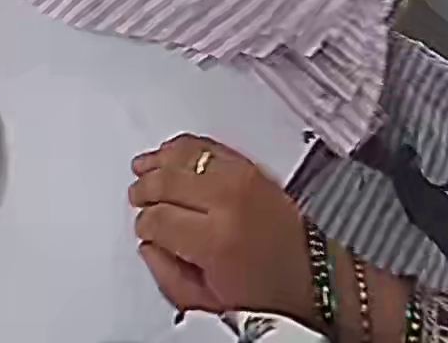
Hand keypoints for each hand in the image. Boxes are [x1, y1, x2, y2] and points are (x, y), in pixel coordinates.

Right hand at [128, 134, 316, 321]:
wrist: (310, 273)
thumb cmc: (268, 293)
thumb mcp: (210, 303)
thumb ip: (169, 275)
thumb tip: (149, 244)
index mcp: (215, 240)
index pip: (160, 218)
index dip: (144, 224)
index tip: (143, 228)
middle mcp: (226, 199)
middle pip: (167, 181)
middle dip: (146, 189)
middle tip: (137, 196)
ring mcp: (238, 176)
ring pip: (184, 155)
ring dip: (158, 161)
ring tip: (143, 168)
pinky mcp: (247, 164)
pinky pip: (205, 144)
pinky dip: (183, 146)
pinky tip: (169, 152)